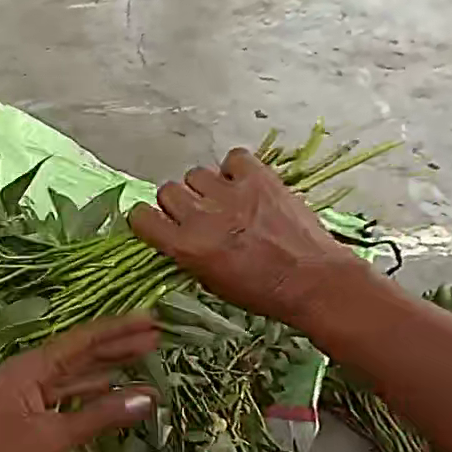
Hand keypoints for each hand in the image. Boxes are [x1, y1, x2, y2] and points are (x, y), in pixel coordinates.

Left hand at [0, 315, 159, 451]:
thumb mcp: (56, 437)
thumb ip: (102, 415)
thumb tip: (148, 397)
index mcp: (31, 368)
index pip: (83, 341)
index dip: (119, 330)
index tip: (151, 320)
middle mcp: (28, 372)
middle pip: (79, 354)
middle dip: (117, 346)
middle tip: (157, 337)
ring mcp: (25, 392)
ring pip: (73, 375)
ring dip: (107, 370)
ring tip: (143, 360)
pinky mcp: (25, 412)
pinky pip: (63, 395)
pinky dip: (89, 394)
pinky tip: (111, 391)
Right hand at [128, 148, 368, 328]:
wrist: (310, 280)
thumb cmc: (260, 292)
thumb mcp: (210, 282)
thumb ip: (186, 253)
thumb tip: (177, 234)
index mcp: (185, 247)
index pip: (141, 217)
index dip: (147, 218)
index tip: (158, 222)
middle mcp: (200, 216)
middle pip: (168, 190)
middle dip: (179, 202)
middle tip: (200, 215)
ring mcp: (229, 192)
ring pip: (197, 174)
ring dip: (206, 187)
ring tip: (227, 202)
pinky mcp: (257, 177)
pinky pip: (232, 159)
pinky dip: (235, 169)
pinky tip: (245, 186)